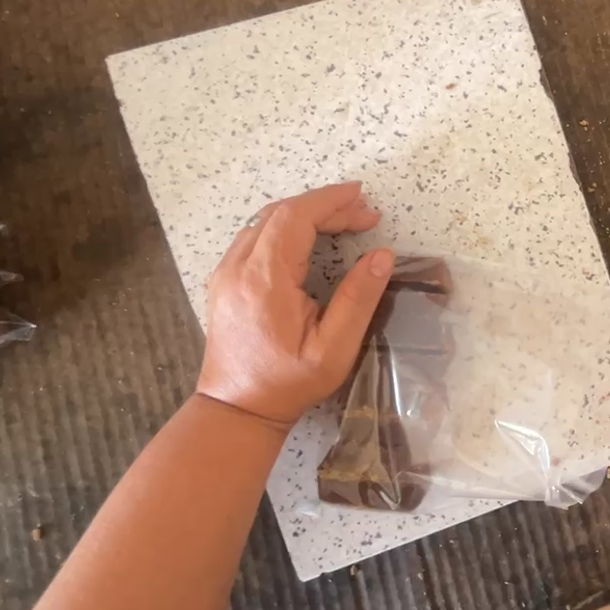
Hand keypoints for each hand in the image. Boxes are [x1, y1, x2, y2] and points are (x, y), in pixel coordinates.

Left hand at [197, 182, 395, 428]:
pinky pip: (256, 236)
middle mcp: (238, 268)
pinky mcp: (225, 281)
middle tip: (365, 214)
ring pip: (266, 221)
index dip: (331, 201)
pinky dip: (288, 226)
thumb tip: (383, 255)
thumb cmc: (289, 381)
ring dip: (307, 213)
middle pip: (280, 213)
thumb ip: (359, 298)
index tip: (364, 200)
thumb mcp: (335, 347)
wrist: (236, 409)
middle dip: (325, 205)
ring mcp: (226, 273)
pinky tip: (312, 237)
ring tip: (345, 221)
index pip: (295, 217)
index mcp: (264, 280)